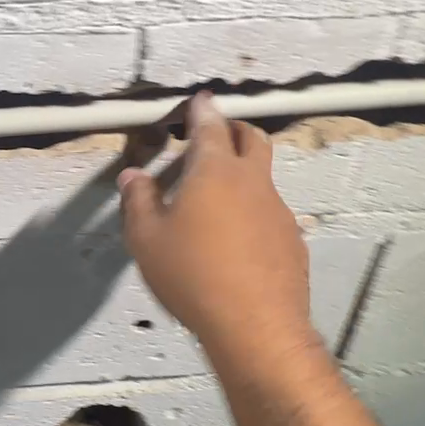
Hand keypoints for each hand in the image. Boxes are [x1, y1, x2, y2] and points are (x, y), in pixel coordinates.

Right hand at [117, 93, 310, 348]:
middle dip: (233, 128)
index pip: (209, 125)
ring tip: (215, 197)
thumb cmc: (192, 275)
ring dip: (242, 173)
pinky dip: (252, 210)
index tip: (201, 98)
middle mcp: (252, 181)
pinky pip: (270, 212)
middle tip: (214, 134)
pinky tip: (235, 241)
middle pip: (251, 137)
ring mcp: (278, 210)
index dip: (202, 108)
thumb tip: (133, 176)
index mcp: (214, 170)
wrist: (255, 326)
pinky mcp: (291, 240)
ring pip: (262, 176)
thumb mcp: (146, 239)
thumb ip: (138, 201)